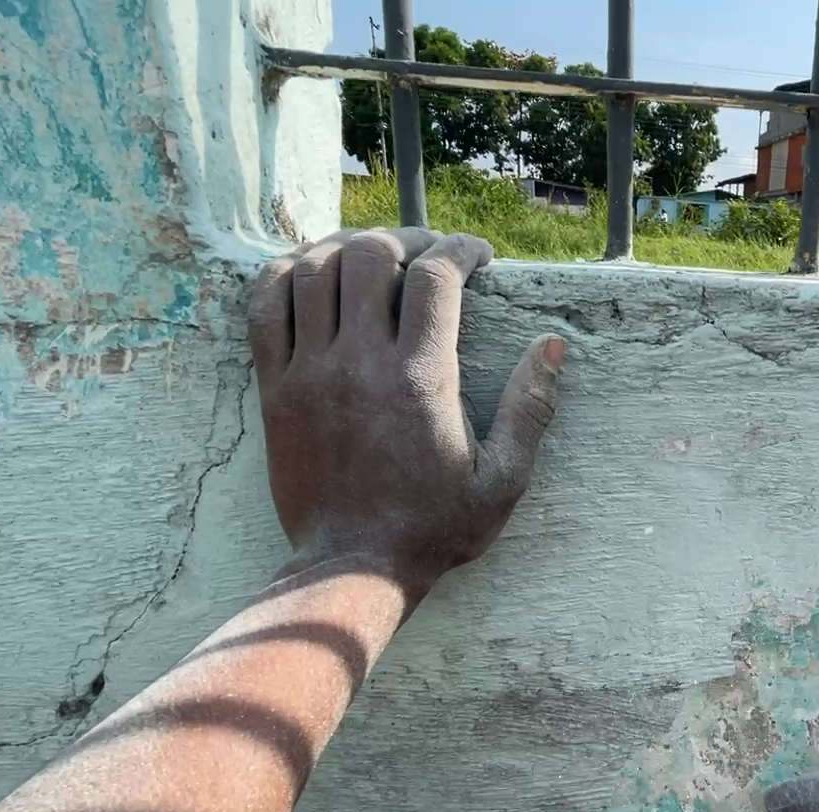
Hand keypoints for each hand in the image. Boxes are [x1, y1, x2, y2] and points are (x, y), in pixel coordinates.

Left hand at [246, 228, 563, 592]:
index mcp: (422, 380)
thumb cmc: (436, 528)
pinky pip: (264, 306)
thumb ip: (531, 410)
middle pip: (371, 256)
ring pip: (314, 270)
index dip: (463, 251)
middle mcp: (361, 362)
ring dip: (348, 247)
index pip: (437, 278)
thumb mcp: (504, 480)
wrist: (354, 566)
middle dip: (407, 239)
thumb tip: (553, 347)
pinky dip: (286, 274)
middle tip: (431, 251)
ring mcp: (310, 371)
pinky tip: (310, 273)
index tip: (481, 256)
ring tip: (375, 254)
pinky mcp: (275, 388)